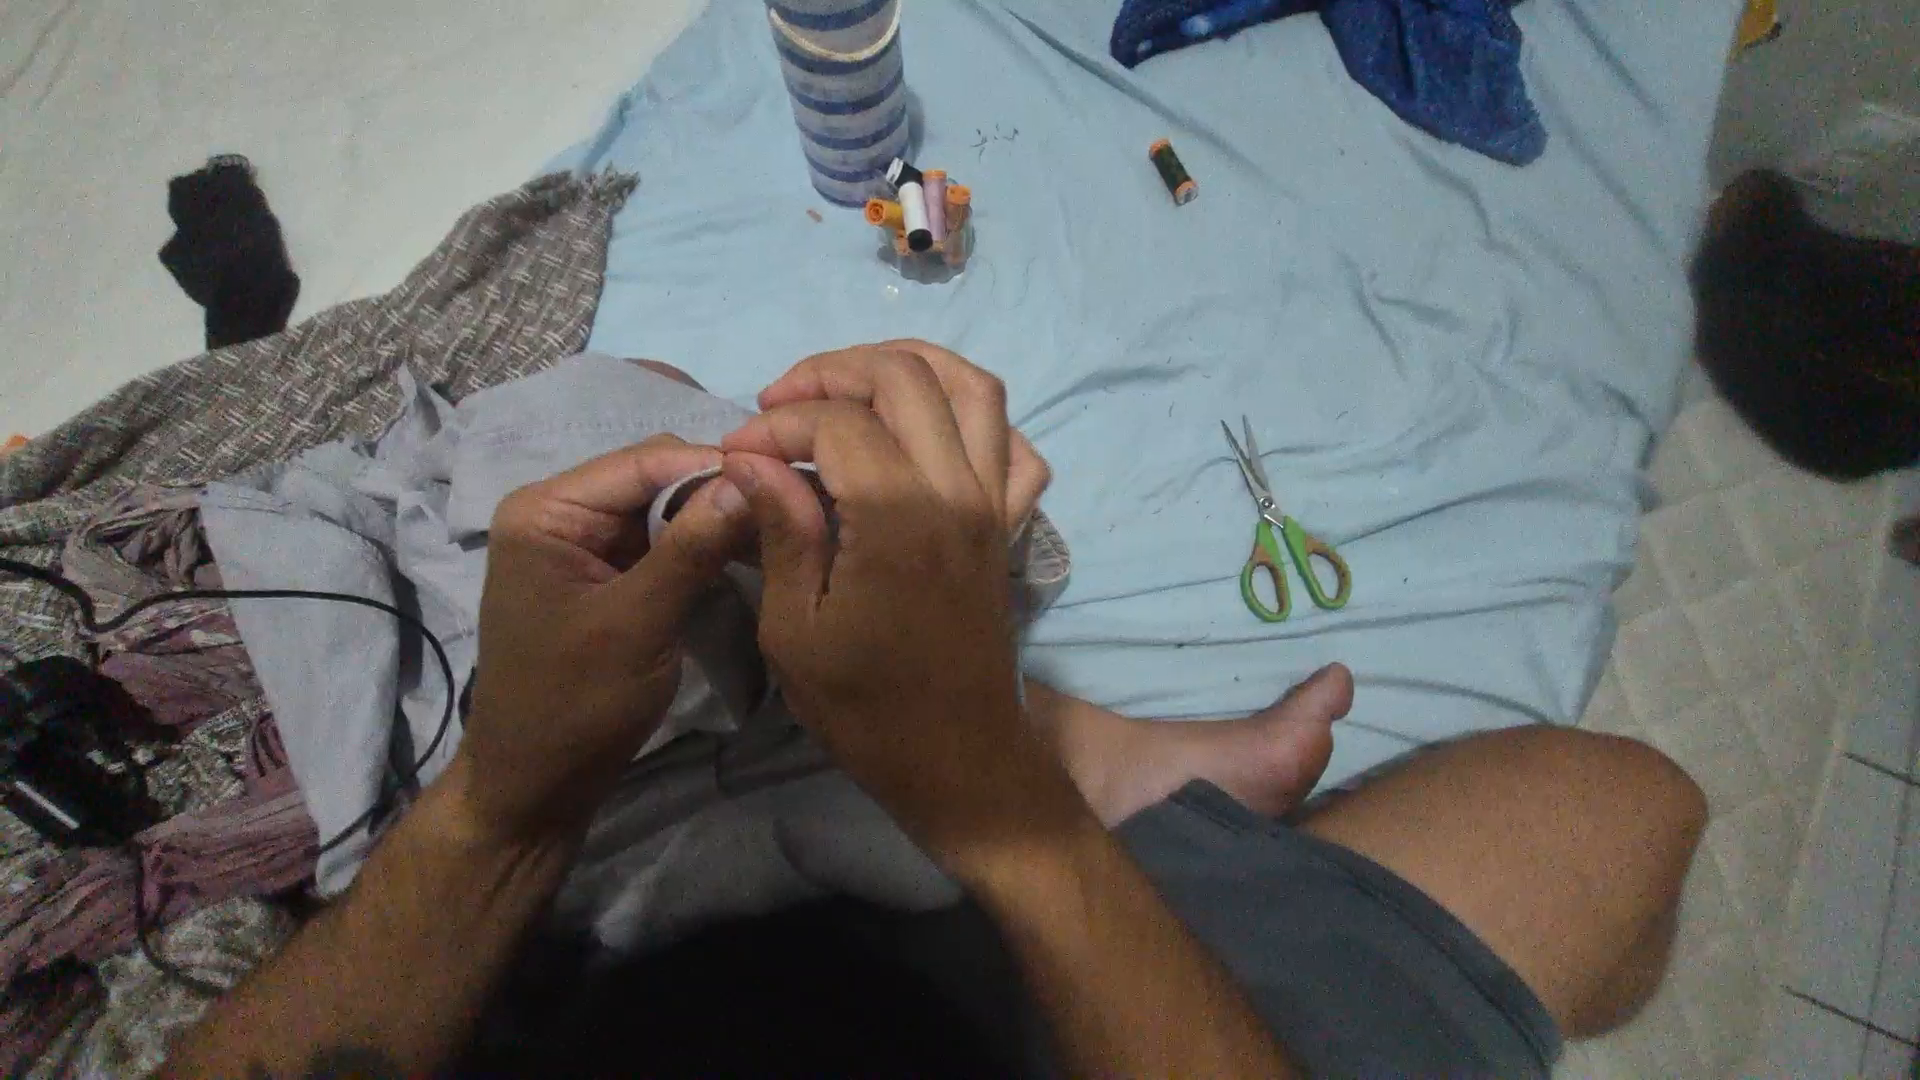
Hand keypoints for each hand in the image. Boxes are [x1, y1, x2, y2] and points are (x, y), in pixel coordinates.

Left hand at [460, 436, 749, 841]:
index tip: (788, 479)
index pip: (646, 460)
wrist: (539, 785)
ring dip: (718, 520)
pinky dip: (705, 546)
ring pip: (668, 508)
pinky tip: (748, 555)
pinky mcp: (612, 574)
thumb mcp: (637, 622)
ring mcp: (588, 545)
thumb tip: (751, 481)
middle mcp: (564, 514)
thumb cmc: (575, 703)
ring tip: (776, 532)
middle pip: (658, 477)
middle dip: (720, 492)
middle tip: (787, 511)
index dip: (716, 466)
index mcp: (548, 511)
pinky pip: (666, 542)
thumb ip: (691, 548)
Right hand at [720, 346, 1088, 871]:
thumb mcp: (796, 631)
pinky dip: (977, 421)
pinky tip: (930, 436)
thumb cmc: (867, 710)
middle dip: (834, 370)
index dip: (776, 424)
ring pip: (974, 389)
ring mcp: (995, 503)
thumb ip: (781, 530)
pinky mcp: (1009, 525)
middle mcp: (958, 490)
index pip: (835, 421)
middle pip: (907, 377)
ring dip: (910, 368)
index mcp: (898, 516)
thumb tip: (751, 458)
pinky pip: (1016, 447)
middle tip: (782, 402)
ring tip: (853, 387)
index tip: (737, 452)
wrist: (960, 759)